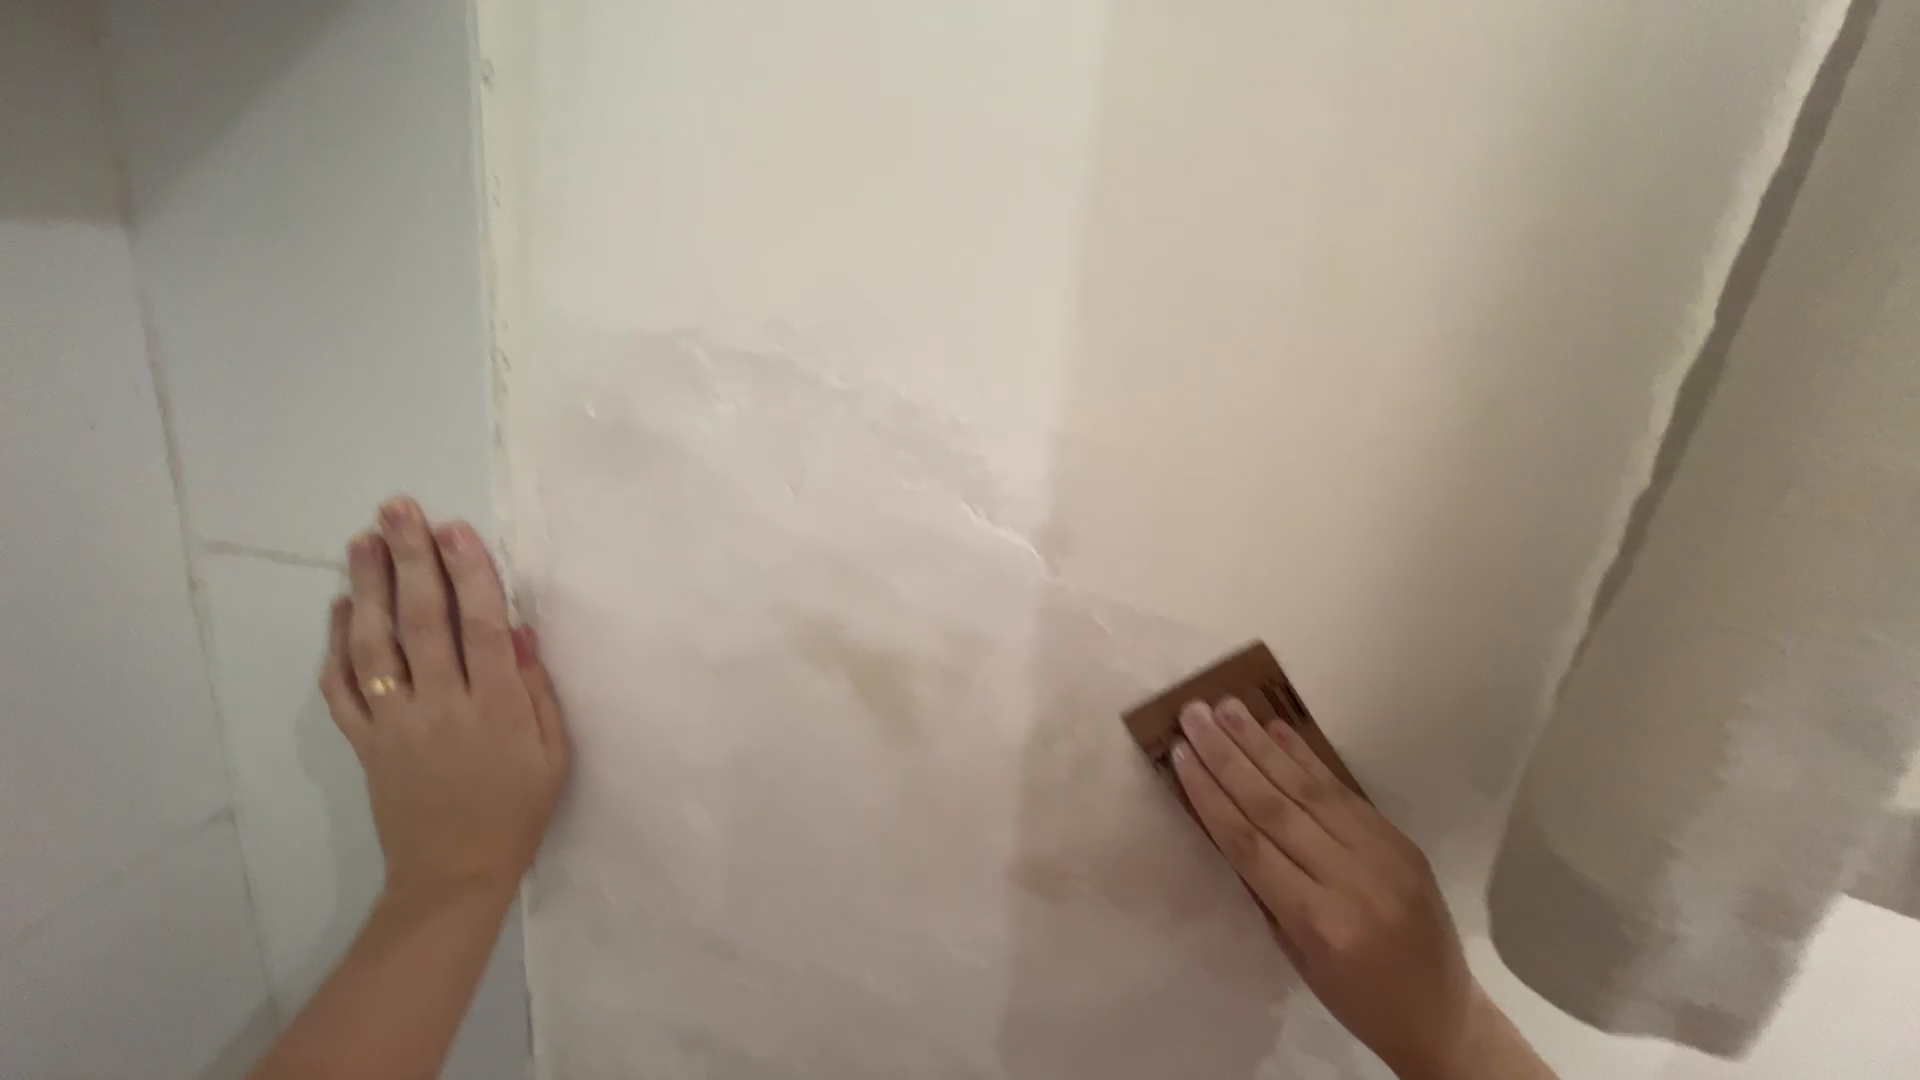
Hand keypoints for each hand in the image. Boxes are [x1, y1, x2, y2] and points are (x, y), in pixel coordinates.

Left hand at [319, 497, 570, 906]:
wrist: (454, 873)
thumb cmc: (518, 807)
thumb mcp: (553, 752)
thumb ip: (537, 691)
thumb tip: (520, 632)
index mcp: (496, 707)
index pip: (481, 626)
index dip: (469, 574)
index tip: (456, 529)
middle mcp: (441, 706)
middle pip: (422, 622)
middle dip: (411, 561)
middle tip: (398, 511)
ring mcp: (394, 723)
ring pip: (375, 646)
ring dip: (368, 589)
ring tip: (363, 541)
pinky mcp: (365, 741)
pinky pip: (342, 688)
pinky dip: (336, 645)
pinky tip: (342, 607)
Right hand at [1170, 699, 1480, 1078]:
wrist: (1444, 1018)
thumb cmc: (1353, 997)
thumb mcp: (1292, 951)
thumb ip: (1261, 884)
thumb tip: (1222, 815)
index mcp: (1319, 922)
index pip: (1248, 844)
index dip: (1209, 794)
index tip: (1179, 753)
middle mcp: (1351, 880)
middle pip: (1274, 806)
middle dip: (1226, 756)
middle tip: (1194, 714)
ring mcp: (1382, 855)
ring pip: (1307, 788)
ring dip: (1260, 744)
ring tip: (1227, 707)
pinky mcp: (1400, 840)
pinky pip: (1343, 791)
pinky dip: (1305, 757)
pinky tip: (1276, 729)